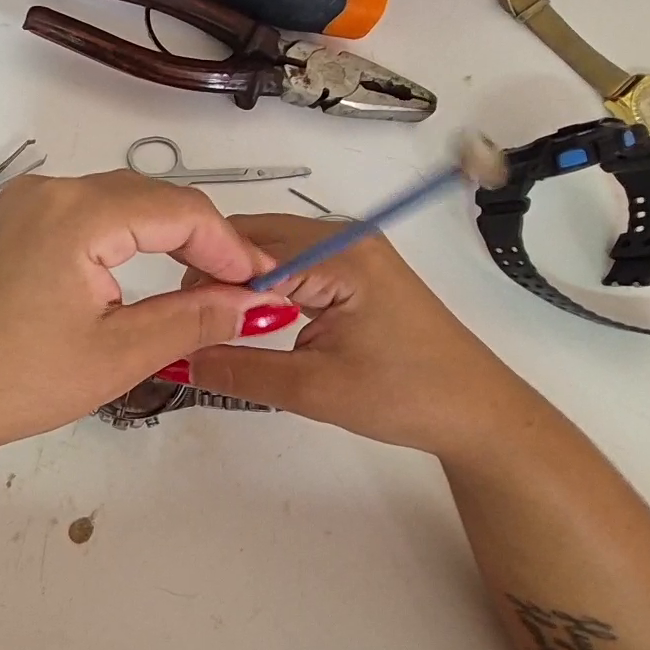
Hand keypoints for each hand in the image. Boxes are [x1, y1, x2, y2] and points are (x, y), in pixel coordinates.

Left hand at [0, 171, 285, 455]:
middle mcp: (47, 191)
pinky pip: (79, 218)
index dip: (229, 245)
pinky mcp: (6, 227)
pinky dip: (117, 239)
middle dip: (197, 238)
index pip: (178, 209)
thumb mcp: (118, 354)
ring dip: (158, 237)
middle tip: (237, 286)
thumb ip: (194, 318)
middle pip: (146, 198)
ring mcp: (20, 205)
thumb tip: (252, 300)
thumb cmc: (19, 382)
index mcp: (77, 213)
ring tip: (198, 281)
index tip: (262, 283)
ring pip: (113, 204)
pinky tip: (137, 272)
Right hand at [185, 214, 547, 456]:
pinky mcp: (352, 268)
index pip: (244, 248)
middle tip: (190, 324)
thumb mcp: (310, 389)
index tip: (173, 318)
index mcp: (338, 257)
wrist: (476, 412)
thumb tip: (174, 359)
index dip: (202, 279)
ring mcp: (350, 250)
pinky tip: (251, 320)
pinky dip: (260, 285)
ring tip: (215, 326)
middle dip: (213, 276)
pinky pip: (288, 262)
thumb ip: (235, 370)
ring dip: (235, 281)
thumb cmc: (404, 397)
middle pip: (252, 238)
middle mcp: (344, 238)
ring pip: (266, 249)